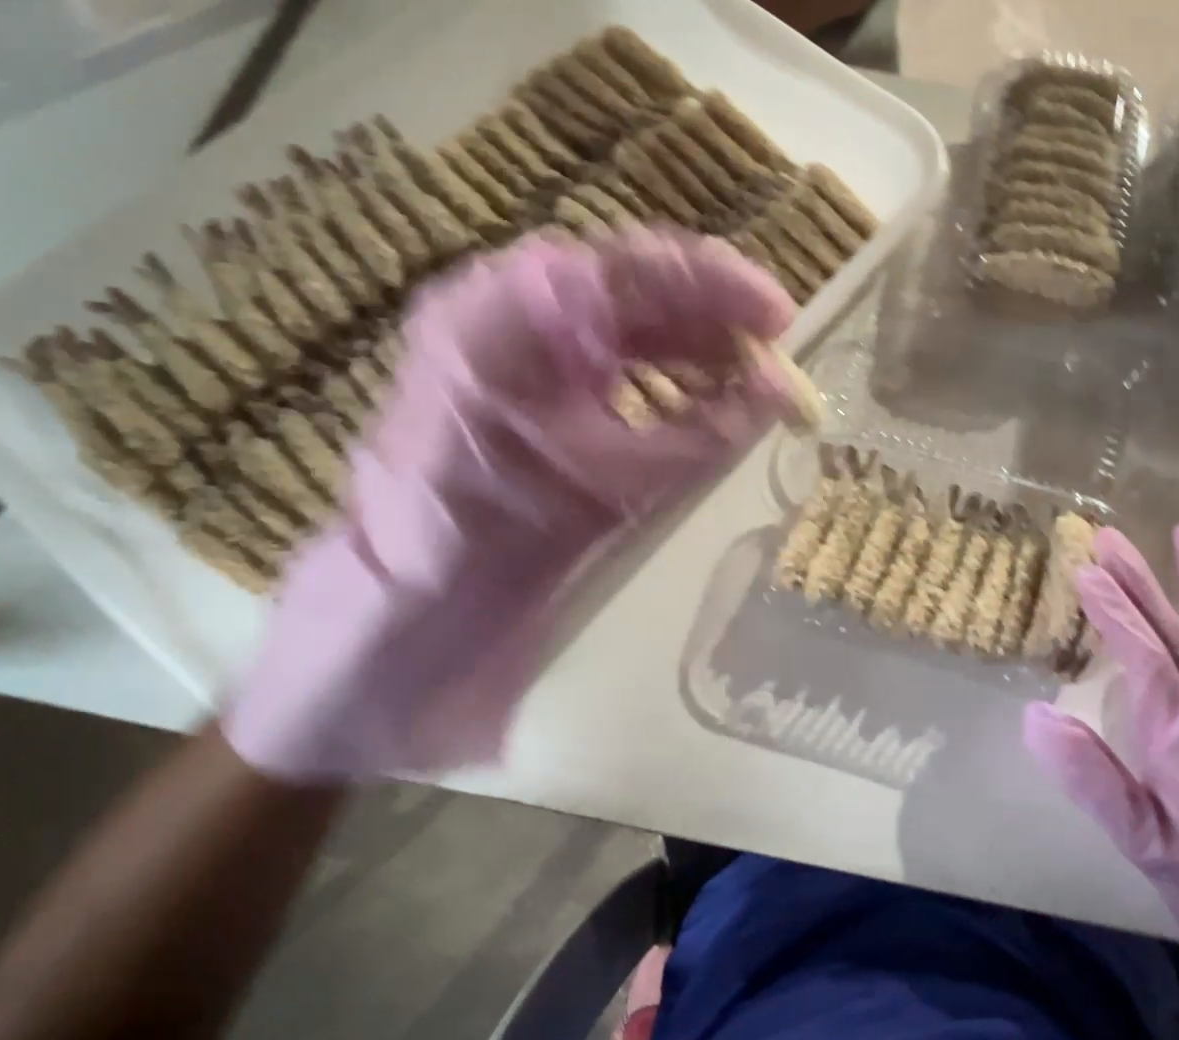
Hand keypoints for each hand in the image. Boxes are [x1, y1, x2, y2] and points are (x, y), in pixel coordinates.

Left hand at [224, 230, 796, 780]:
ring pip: (627, 335)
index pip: (637, 267)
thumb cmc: (484, 545)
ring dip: (696, 357)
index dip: (720, 284)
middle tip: (781, 365)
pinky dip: (665, 393)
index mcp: (514, 314)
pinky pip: (612, 381)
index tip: (784, 319)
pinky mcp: (524, 411)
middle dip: (716, 324)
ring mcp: (515, 365)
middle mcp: (512, 320)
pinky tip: (707, 420)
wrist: (391, 632)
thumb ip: (703, 432)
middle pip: (636, 295)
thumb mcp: (606, 484)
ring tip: (757, 393)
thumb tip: (787, 392)